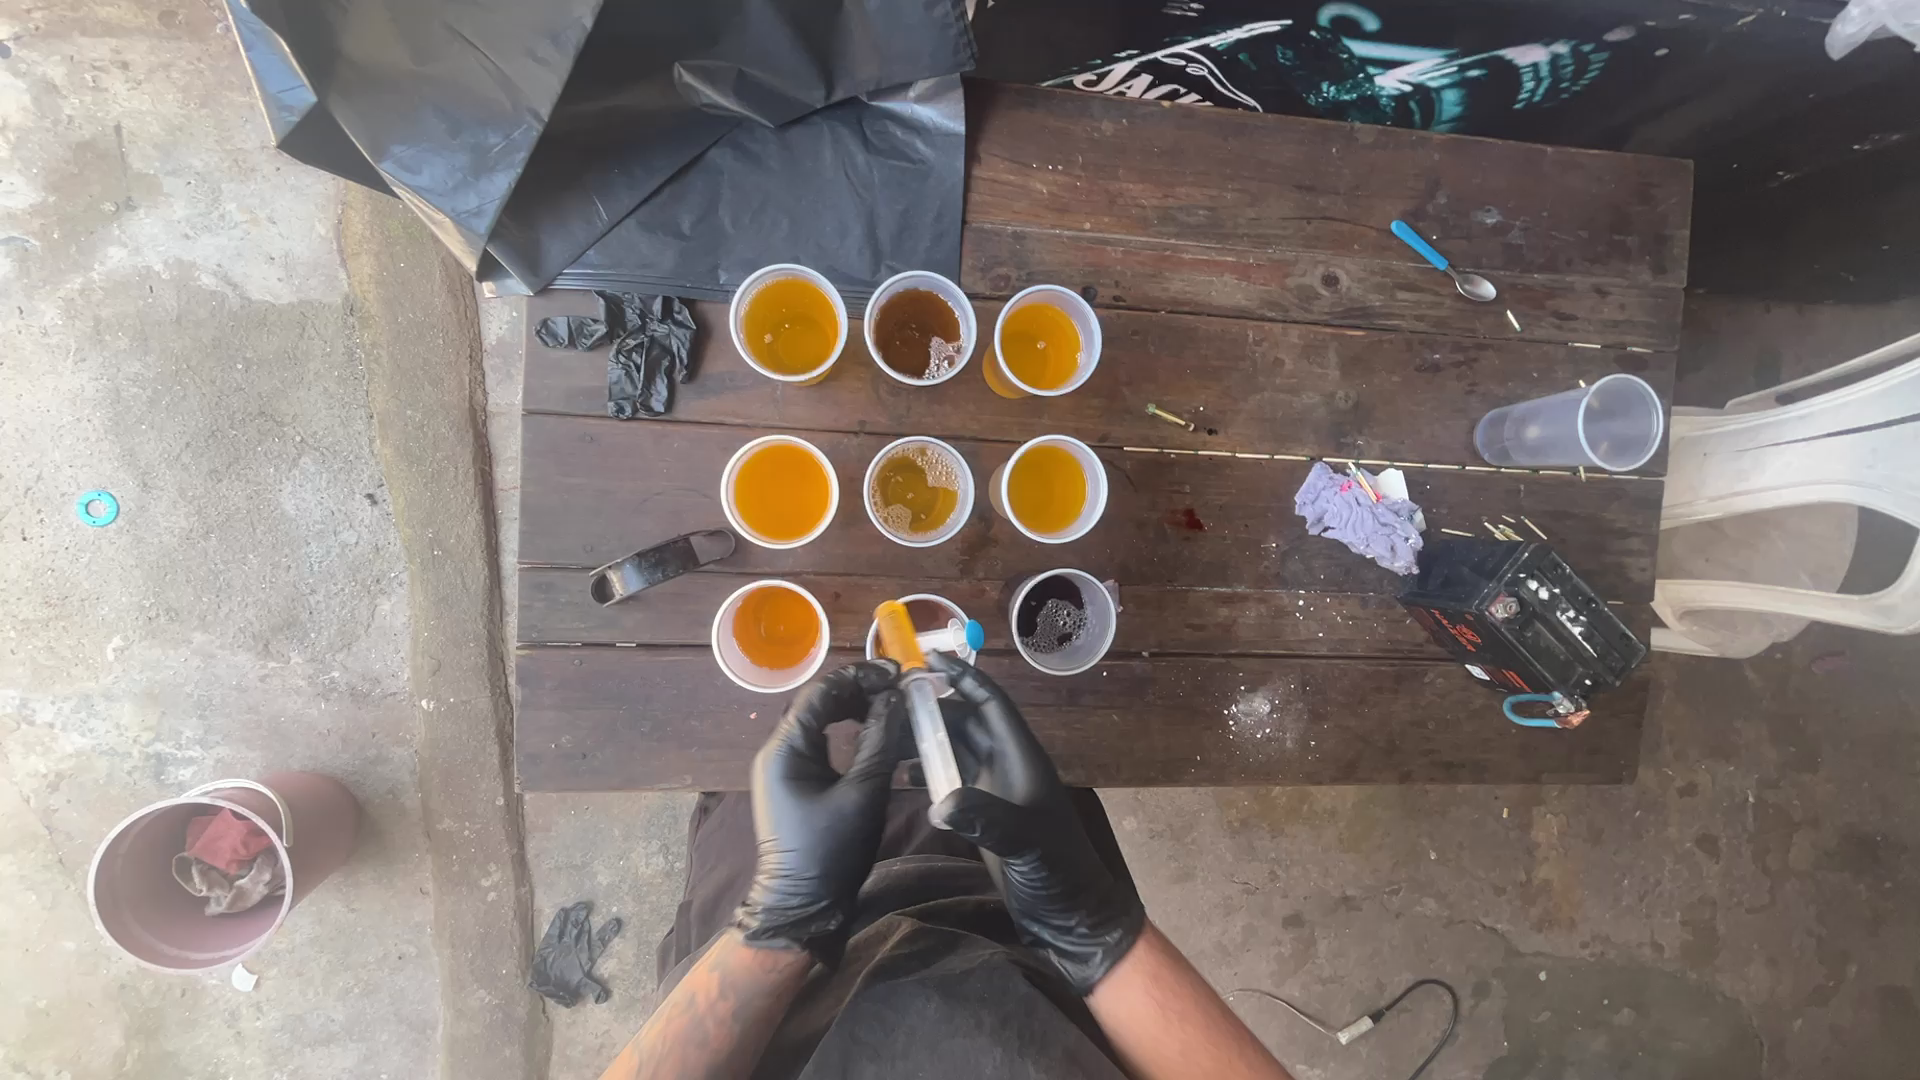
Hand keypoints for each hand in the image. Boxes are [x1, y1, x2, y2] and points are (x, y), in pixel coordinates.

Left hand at [732, 660, 904, 963]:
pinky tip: (873, 729)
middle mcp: (778, 749)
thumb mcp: (864, 793)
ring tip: (891, 703)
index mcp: (786, 748)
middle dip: (859, 688)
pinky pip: (820, 740)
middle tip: (899, 687)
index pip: (822, 691)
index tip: (896, 673)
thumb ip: (880, 740)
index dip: (861, 675)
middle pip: (819, 701)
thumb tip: (895, 698)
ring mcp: (783, 765)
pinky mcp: (794, 779)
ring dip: (854, 706)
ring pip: (820, 718)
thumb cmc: (832, 852)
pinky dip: (846, 728)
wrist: (803, 908)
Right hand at [925, 652, 1144, 993]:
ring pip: (955, 748)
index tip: (929, 659)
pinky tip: (899, 774)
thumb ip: (986, 818)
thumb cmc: (1058, 871)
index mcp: (1021, 757)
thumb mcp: (1025, 842)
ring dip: (925, 738)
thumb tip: (939, 802)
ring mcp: (993, 789)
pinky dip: (926, 772)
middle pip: (965, 721)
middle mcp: (1005, 764)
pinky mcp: (982, 814)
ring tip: (886, 733)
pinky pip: (949, 779)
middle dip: (933, 706)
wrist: (1069, 916)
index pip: (990, 704)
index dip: (963, 677)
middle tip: (891, 697)